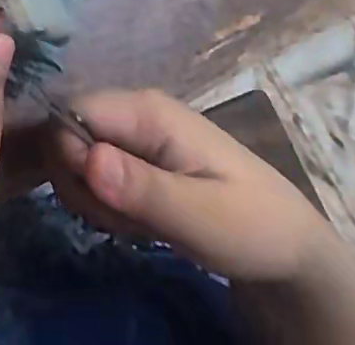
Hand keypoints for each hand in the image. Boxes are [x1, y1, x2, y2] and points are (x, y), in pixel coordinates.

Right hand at [51, 90, 354, 344]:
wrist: (287, 246)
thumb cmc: (254, 227)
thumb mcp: (205, 219)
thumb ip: (145, 190)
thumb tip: (89, 158)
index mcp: (149, 110)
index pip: (73, 109)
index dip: (69, 155)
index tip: (96, 199)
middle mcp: (135, 110)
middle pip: (67, 131)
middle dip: (79, 182)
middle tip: (120, 219)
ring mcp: (134, 133)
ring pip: (76, 156)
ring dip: (91, 198)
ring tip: (136, 224)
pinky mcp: (133, 156)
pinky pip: (92, 174)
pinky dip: (102, 204)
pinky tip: (135, 222)